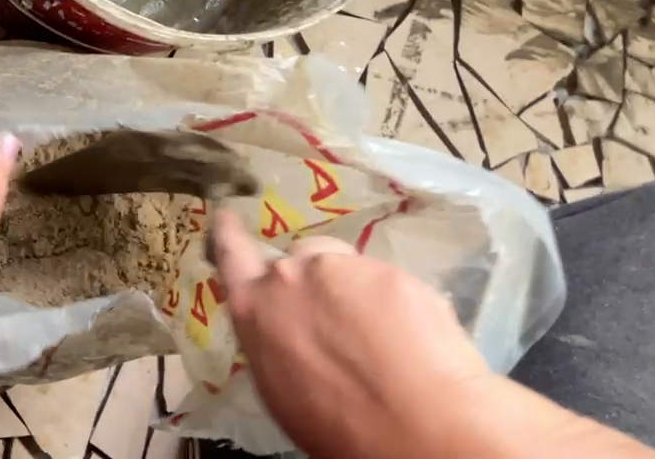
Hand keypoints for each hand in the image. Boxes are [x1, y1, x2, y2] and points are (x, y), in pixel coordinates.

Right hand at [210, 209, 493, 458]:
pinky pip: (388, 282)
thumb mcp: (279, 387)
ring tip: (383, 336)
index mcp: (252, 305)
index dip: (229, 233)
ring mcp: (340, 268)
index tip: (228, 217)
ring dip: (355, 289)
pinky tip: (415, 343)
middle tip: (341, 323)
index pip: (230, 251)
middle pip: (297, 260)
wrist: (426, 436)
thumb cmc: (342, 429)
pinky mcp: (390, 272)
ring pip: (344, 266)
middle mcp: (288, 275)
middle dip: (314, 282)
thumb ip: (268, 337)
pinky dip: (398, 305)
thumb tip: (277, 326)